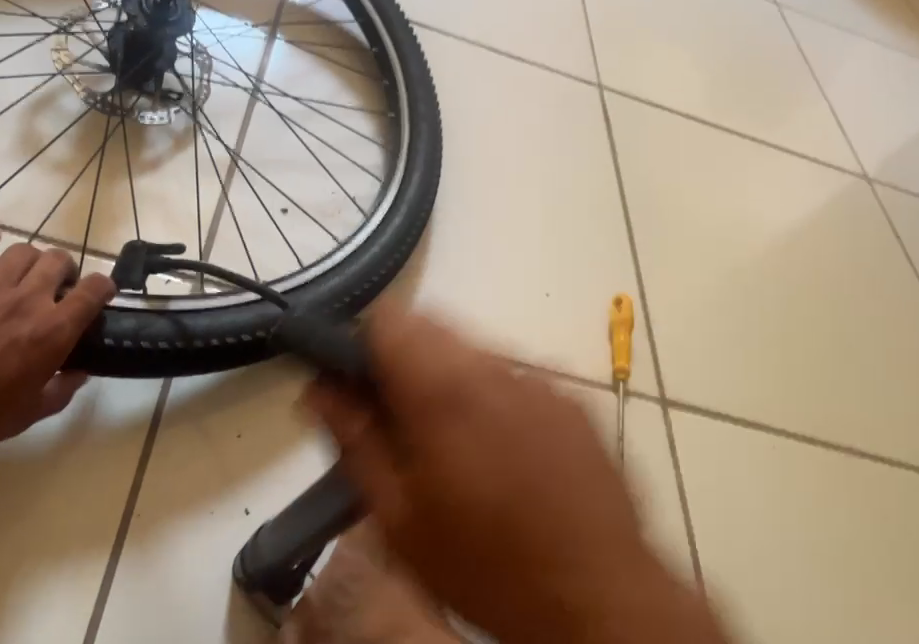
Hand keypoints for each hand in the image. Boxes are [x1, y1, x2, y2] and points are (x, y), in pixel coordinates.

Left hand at [0, 231, 115, 464]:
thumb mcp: (27, 415)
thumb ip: (61, 390)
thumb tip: (79, 372)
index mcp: (51, 332)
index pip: (93, 290)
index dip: (103, 286)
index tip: (101, 293)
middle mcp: (25, 301)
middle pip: (57, 260)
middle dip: (65, 269)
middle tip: (58, 286)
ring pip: (21, 251)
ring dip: (31, 258)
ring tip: (25, 271)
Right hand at [305, 306, 724, 643]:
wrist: (598, 600)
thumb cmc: (484, 567)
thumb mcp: (399, 518)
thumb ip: (355, 440)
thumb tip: (320, 388)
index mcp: (444, 389)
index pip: (388, 318)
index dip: (361, 343)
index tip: (355, 384)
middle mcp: (495, 366)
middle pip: (432, 326)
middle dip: (403, 360)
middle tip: (397, 420)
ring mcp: (542, 379)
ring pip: (474, 348)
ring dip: (449, 376)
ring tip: (450, 441)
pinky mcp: (574, 399)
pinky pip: (517, 374)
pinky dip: (493, 394)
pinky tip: (499, 450)